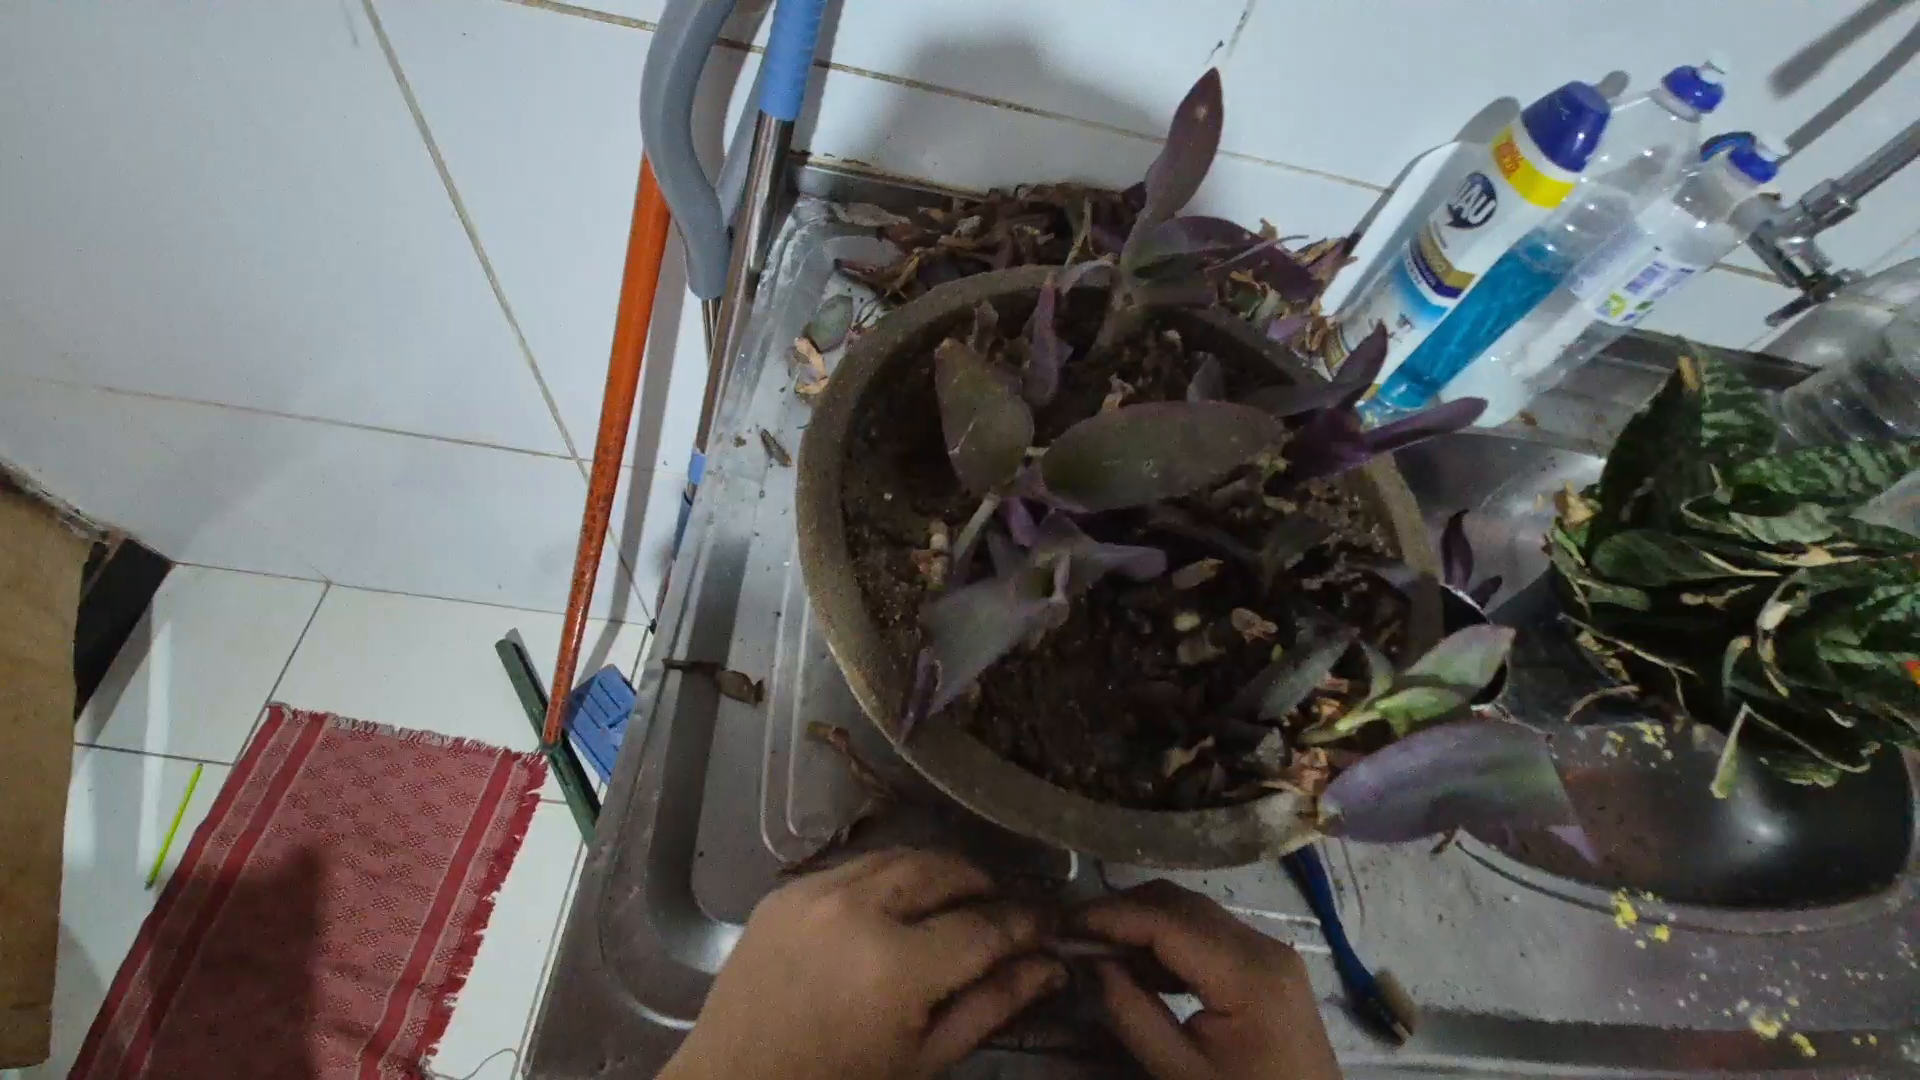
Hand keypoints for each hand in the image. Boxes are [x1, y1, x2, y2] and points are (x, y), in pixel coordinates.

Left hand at [660, 848, 1065, 1079]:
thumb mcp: (922, 1061)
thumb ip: (989, 1006)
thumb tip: (1049, 966)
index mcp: (894, 969)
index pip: (982, 926)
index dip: (1024, 922)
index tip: (1048, 922)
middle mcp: (856, 911)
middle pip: (942, 870)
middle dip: (981, 883)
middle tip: (1002, 905)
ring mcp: (815, 891)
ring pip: (901, 855)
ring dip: (937, 871)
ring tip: (956, 896)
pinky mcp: (787, 887)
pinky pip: (855, 864)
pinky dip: (888, 875)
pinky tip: (896, 902)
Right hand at [1074, 880, 1339, 1079]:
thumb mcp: (1180, 1075)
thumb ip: (1130, 1012)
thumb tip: (1089, 958)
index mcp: (1249, 973)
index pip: (1166, 920)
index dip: (1110, 915)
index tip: (1063, 922)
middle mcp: (1263, 944)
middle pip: (1179, 904)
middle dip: (1122, 911)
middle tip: (1074, 932)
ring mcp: (1270, 950)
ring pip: (1191, 911)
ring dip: (1142, 920)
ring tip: (1098, 946)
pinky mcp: (1267, 963)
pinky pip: (1207, 932)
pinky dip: (1168, 937)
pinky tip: (1140, 963)